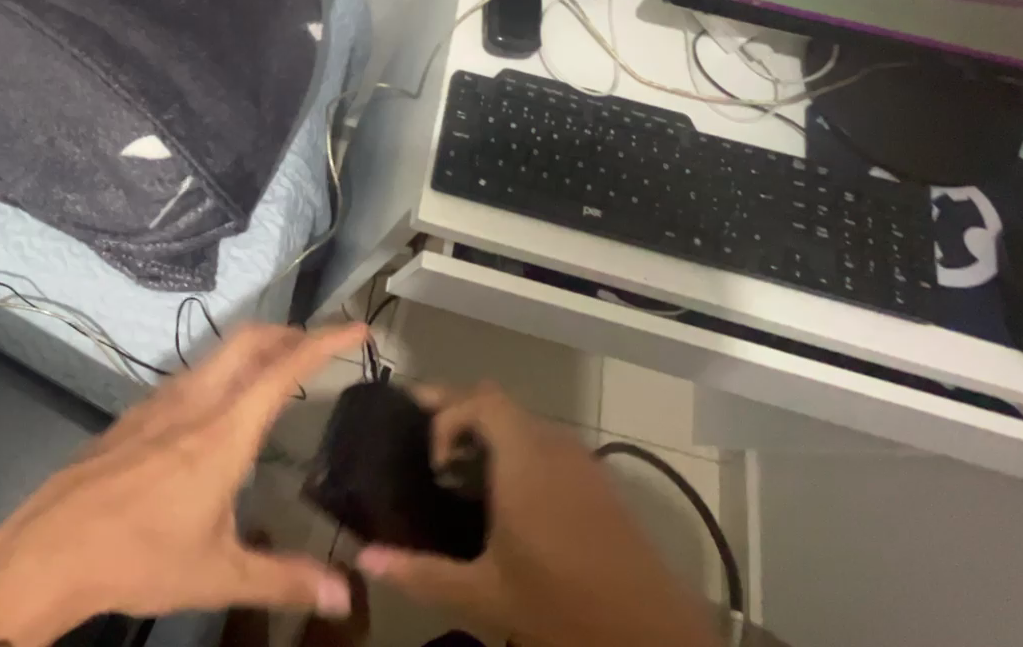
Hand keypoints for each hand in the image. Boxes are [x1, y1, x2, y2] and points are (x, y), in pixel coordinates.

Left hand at [0, 323, 367, 646]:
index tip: (355, 328)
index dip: (324, 342)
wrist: (51, 549)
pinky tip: (221, 407)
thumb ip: (285, 579)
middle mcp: (193, 402)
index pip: (283, 369)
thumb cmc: (139, 558)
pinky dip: (222, 371)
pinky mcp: (136, 414)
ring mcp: (159, 402)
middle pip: (248, 340)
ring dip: (254, 349)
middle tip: (320, 348)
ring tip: (278, 373)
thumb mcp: (219, 575)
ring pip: (216, 353)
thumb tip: (345, 595)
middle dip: (289, 332)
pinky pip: (191, 374)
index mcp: (222, 433)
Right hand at [356, 382, 719, 646]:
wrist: (658, 640)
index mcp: (525, 461)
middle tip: (427, 450)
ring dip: (488, 434)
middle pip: (498, 402)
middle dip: (458, 415)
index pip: (479, 399)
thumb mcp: (485, 595)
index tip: (431, 463)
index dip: (446, 415)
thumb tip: (364, 559)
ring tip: (459, 475)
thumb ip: (420, 573)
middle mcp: (554, 448)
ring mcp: (582, 463)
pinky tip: (505, 499)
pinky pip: (546, 444)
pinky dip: (516, 452)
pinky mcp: (600, 484)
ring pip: (524, 422)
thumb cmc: (564, 608)